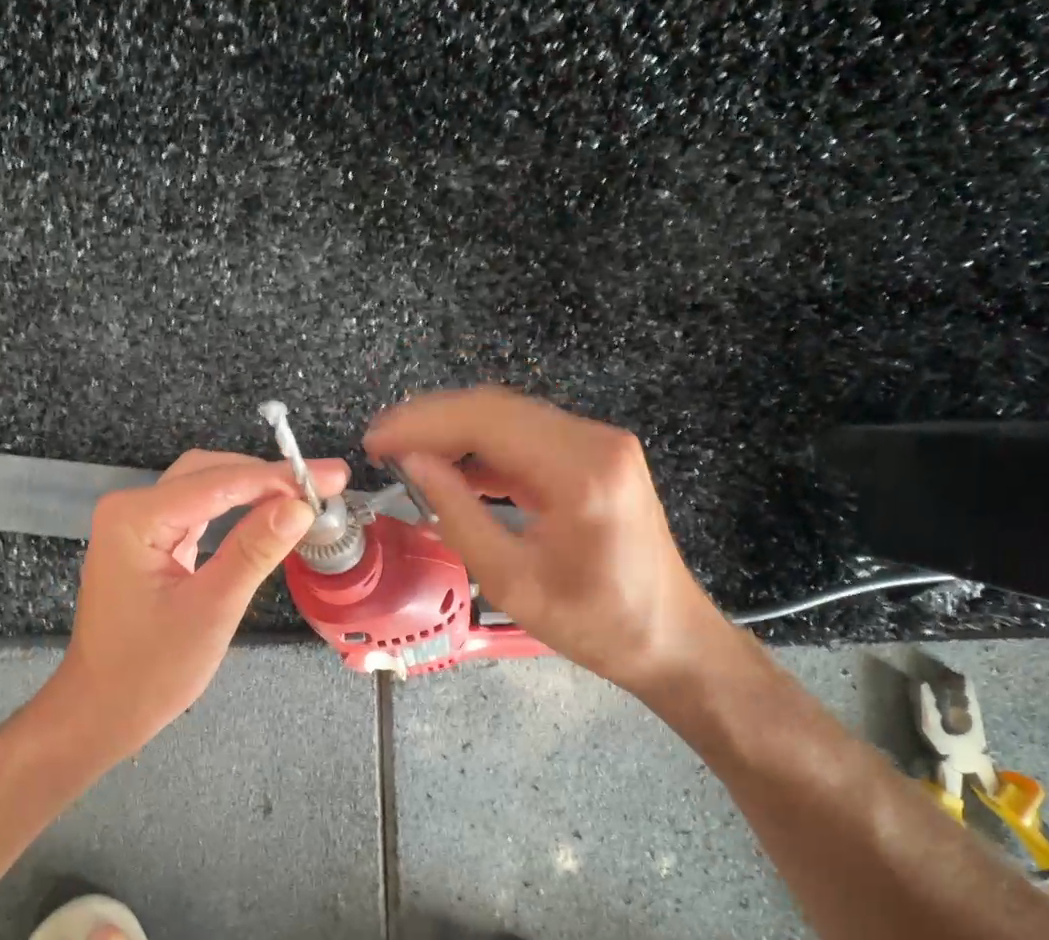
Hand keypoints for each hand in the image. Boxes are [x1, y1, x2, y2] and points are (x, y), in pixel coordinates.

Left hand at [43, 449, 348, 757]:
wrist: (101, 710)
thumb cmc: (150, 670)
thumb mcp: (211, 609)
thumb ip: (253, 552)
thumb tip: (299, 507)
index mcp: (135, 517)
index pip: (218, 482)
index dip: (278, 476)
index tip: (332, 476)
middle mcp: (131, 509)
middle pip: (208, 473)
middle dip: (266, 477)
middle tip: (323, 486)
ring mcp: (135, 525)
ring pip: (203, 489)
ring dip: (252, 490)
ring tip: (305, 496)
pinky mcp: (147, 542)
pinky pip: (196, 513)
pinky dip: (233, 511)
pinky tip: (266, 514)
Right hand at [364, 387, 726, 692]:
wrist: (673, 641)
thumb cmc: (595, 623)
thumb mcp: (511, 580)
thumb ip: (457, 514)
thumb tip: (412, 463)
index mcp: (579, 472)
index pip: (483, 421)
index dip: (420, 425)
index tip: (374, 441)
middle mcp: (594, 441)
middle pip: (493, 408)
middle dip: (429, 420)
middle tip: (380, 442)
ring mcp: (598, 444)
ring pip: (505, 415)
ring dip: (450, 428)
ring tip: (402, 450)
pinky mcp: (594, 455)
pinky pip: (524, 435)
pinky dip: (479, 445)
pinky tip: (447, 465)